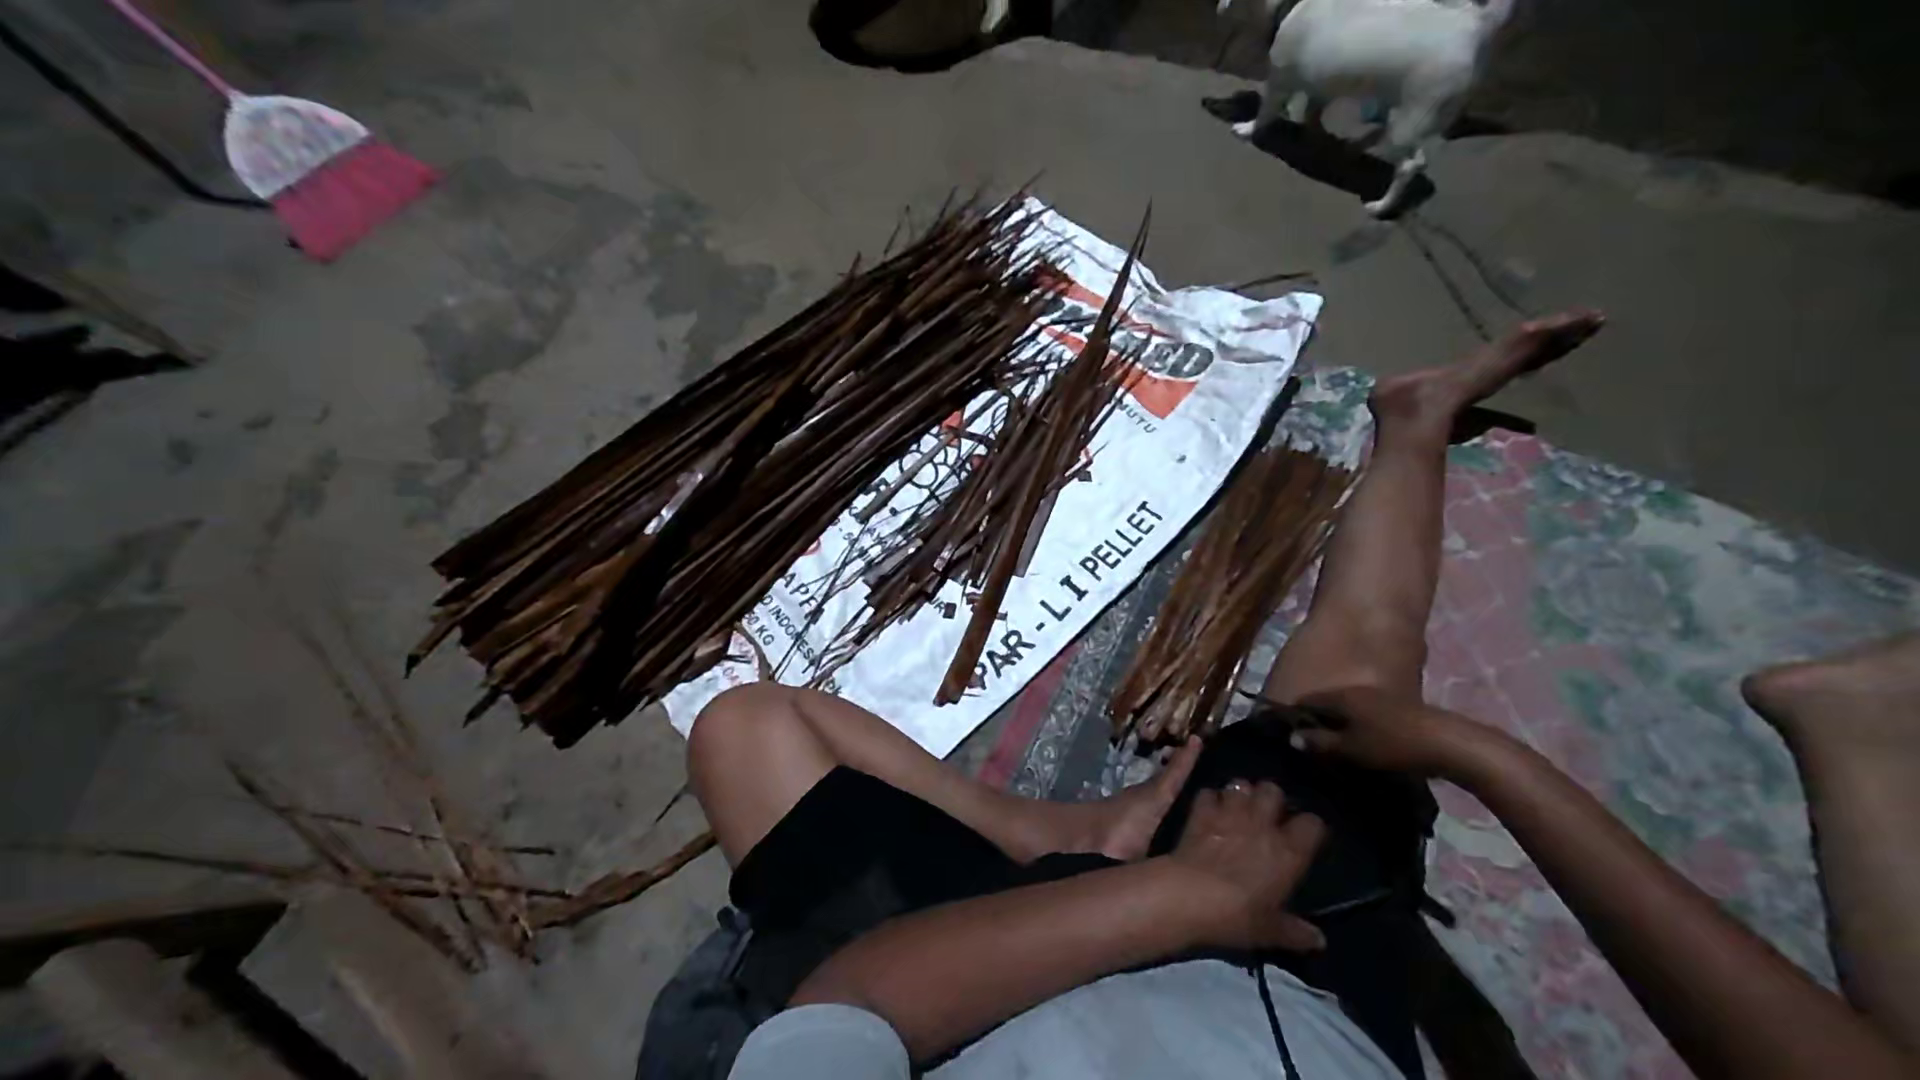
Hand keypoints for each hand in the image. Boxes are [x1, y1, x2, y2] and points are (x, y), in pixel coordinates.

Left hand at [1166, 779, 1326, 951]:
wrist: (1190, 895)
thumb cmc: (1237, 916)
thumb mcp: (1270, 930)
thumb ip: (1295, 932)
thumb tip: (1319, 941)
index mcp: (1289, 852)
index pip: (1312, 824)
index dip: (1310, 827)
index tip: (1304, 835)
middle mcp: (1262, 825)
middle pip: (1273, 790)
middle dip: (1270, 797)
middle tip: (1266, 813)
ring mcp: (1229, 813)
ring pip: (1240, 784)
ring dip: (1240, 793)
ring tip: (1237, 806)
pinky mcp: (1201, 812)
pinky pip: (1208, 792)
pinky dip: (1209, 798)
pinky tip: (1208, 809)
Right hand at [1291, 686, 1496, 777]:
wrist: (1449, 743)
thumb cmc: (1393, 744)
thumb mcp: (1351, 748)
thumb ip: (1319, 742)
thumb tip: (1292, 737)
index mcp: (1339, 695)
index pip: (1304, 701)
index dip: (1294, 718)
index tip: (1290, 738)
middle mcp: (1354, 690)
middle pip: (1325, 704)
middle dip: (1316, 722)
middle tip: (1312, 747)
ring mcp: (1377, 697)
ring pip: (1346, 710)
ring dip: (1338, 726)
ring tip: (1336, 749)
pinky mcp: (1396, 708)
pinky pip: (1364, 716)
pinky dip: (1357, 728)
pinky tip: (1362, 745)